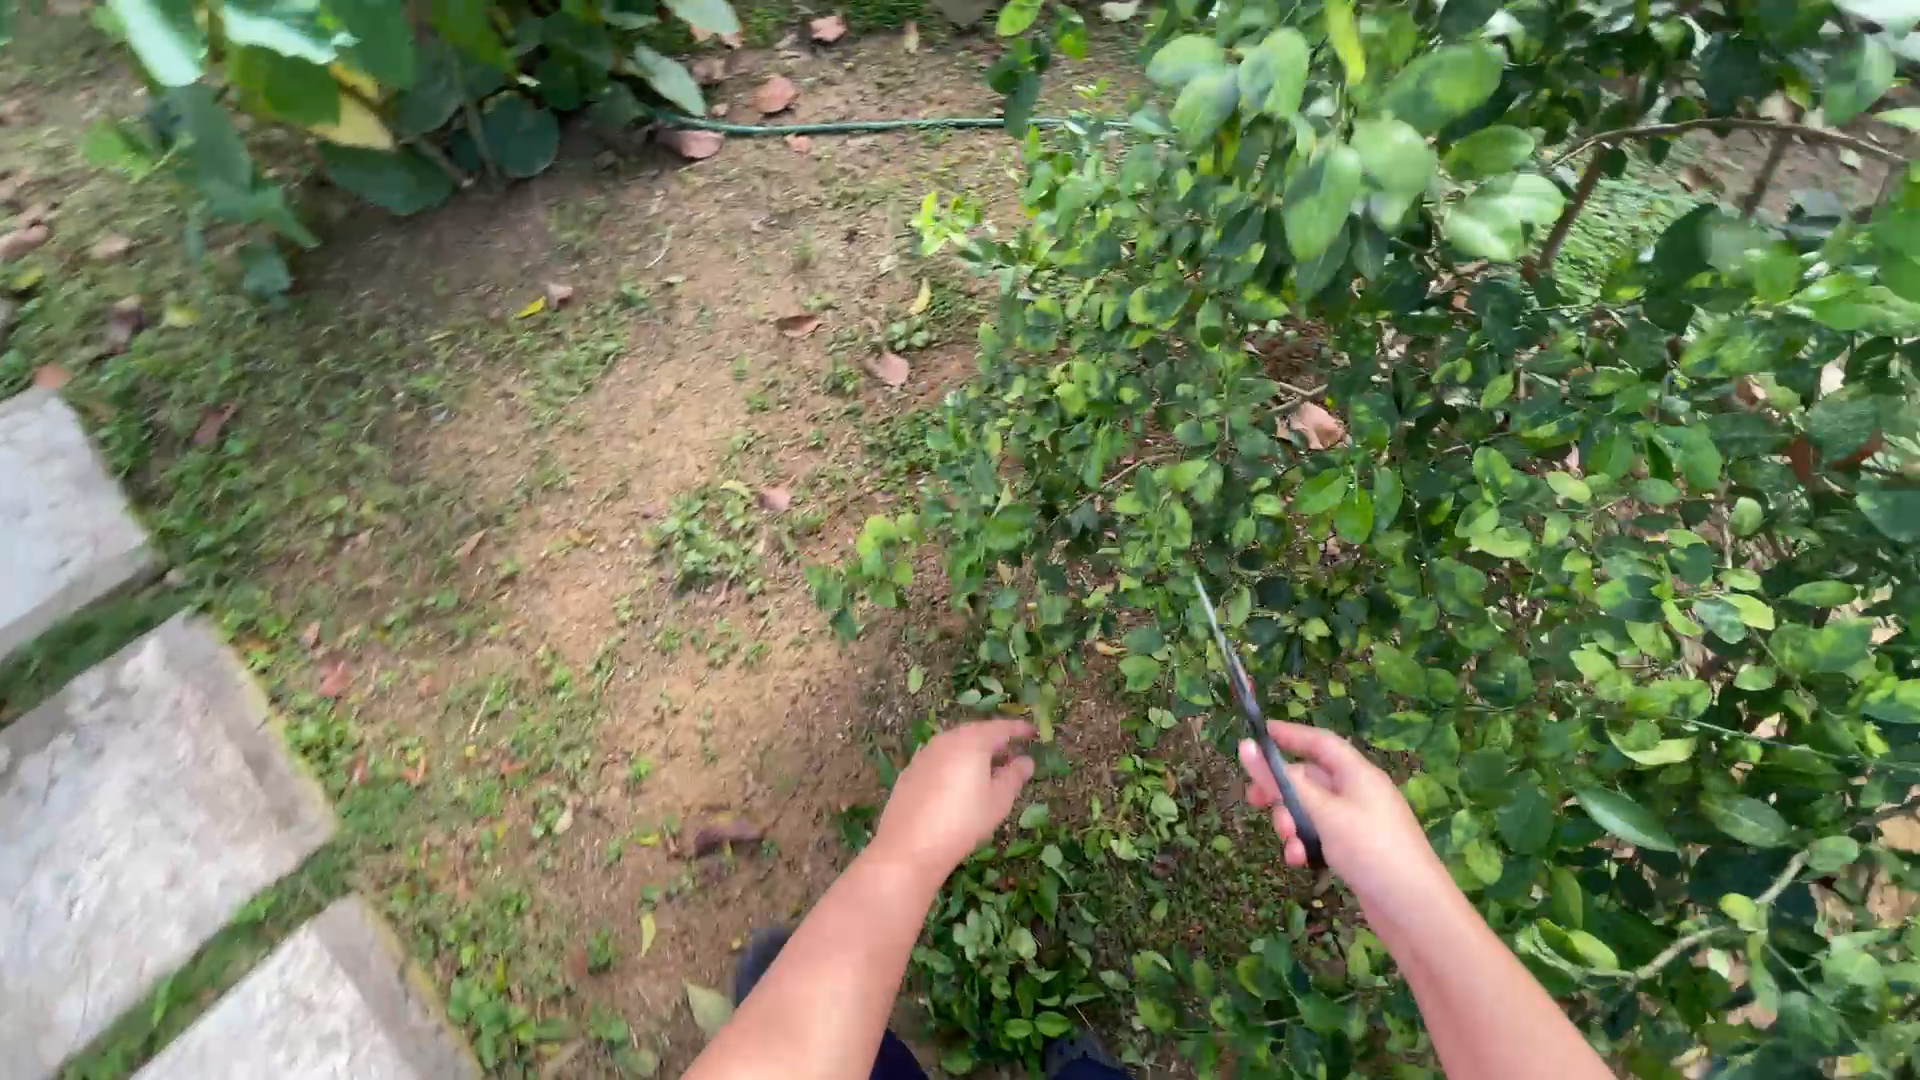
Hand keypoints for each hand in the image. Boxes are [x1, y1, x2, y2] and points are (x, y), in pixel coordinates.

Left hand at [871, 718, 1035, 884]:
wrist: (910, 845)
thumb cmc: (963, 821)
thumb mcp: (998, 801)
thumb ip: (1014, 776)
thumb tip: (1026, 761)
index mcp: (972, 742)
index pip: (1000, 728)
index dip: (1018, 729)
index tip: (1033, 732)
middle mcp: (947, 740)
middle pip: (976, 733)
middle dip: (995, 741)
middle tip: (1012, 752)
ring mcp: (925, 753)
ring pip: (956, 745)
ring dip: (974, 752)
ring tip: (989, 769)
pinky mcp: (911, 770)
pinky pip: (940, 758)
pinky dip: (955, 763)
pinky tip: (959, 782)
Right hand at [1239, 721, 1450, 923]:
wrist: (1417, 912)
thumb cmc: (1370, 850)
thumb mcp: (1321, 812)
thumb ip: (1280, 781)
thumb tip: (1244, 746)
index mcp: (1357, 774)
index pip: (1319, 742)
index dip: (1289, 735)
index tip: (1257, 736)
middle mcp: (1359, 792)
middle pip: (1310, 778)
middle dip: (1281, 791)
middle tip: (1255, 802)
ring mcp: (1359, 822)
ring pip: (1311, 809)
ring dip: (1291, 822)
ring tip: (1287, 843)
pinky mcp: (1357, 848)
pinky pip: (1322, 834)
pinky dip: (1306, 842)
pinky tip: (1299, 860)